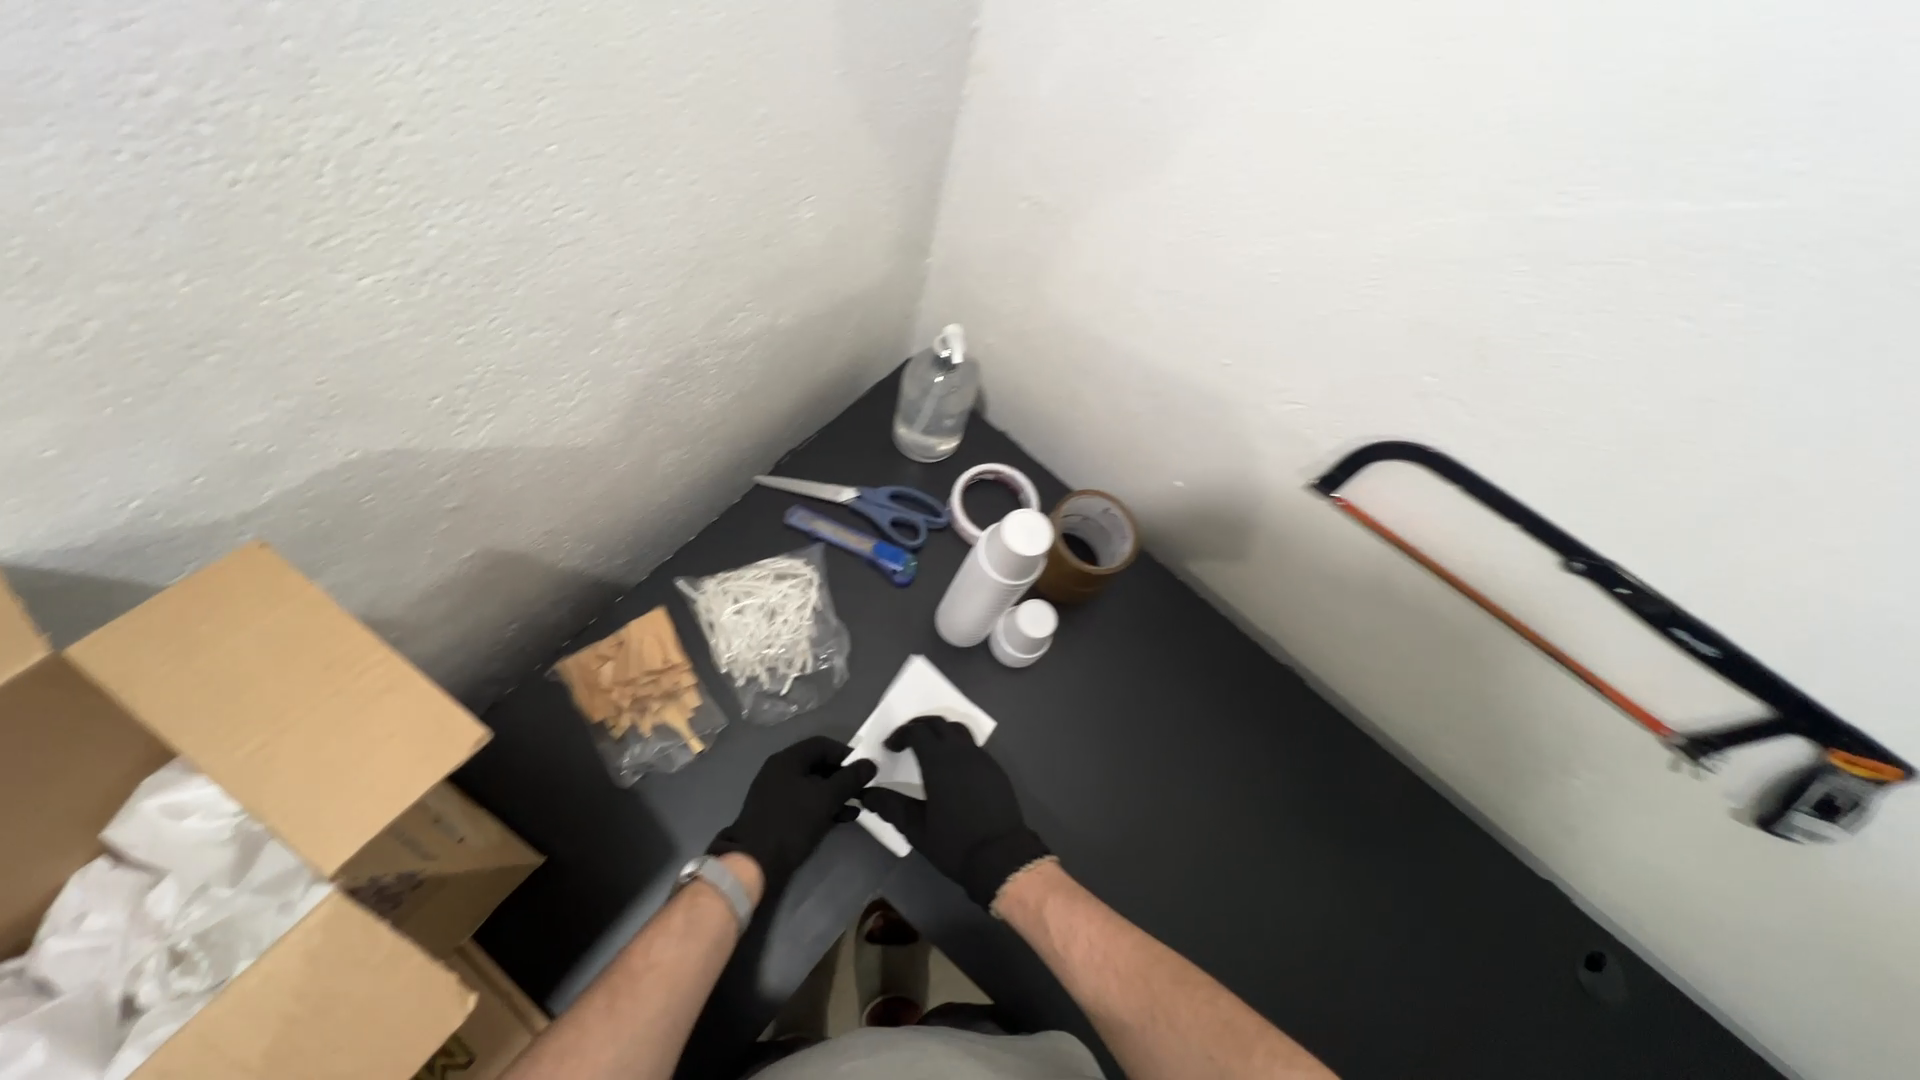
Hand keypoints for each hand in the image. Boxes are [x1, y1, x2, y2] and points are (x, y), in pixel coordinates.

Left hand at [708, 736, 876, 897]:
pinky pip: (807, 803)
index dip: (845, 753)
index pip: (821, 744)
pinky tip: (844, 818)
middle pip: (818, 765)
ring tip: (859, 805)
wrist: (754, 864)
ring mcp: (777, 795)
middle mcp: (780, 772)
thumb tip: (871, 763)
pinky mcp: (779, 815)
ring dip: (837, 794)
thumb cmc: (791, 823)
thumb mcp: (825, 798)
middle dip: (843, 776)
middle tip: (864, 788)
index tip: (864, 768)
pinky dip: (825, 807)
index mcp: (786, 760)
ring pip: (814, 786)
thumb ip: (850, 779)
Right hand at [857, 716, 1051, 909]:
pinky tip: (952, 770)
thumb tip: (867, 795)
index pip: (917, 731)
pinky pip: (974, 747)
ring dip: (941, 733)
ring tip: (929, 751)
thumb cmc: (954, 843)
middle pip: (939, 723)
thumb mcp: (916, 829)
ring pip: (959, 731)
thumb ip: (891, 807)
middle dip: (919, 727)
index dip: (900, 735)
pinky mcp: (996, 770)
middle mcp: (962, 753)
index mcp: (940, 762)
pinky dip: (958, 747)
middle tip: (905, 741)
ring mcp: (983, 759)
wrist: (1001, 857)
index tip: (890, 749)